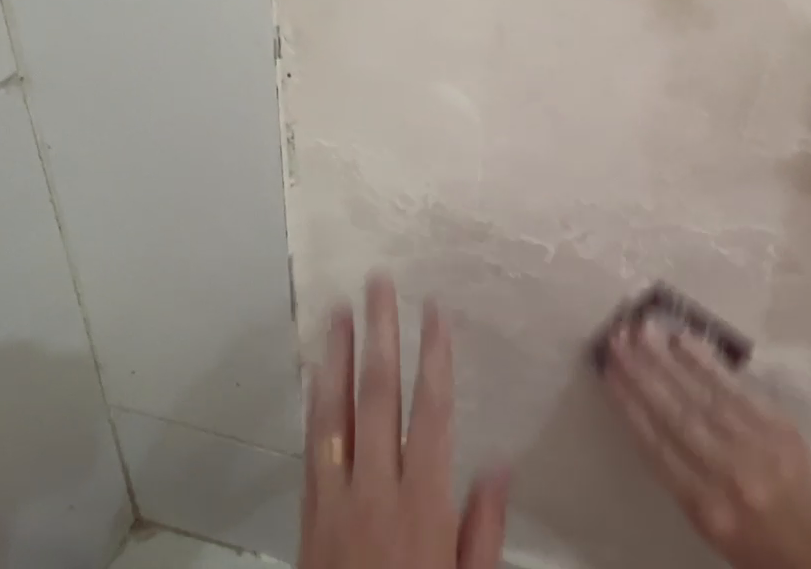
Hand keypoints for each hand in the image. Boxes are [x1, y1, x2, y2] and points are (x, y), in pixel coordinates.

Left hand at [300, 275, 511, 568]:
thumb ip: (483, 526)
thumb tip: (501, 463)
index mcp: (424, 501)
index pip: (432, 411)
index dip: (435, 357)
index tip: (435, 312)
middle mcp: (378, 487)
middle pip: (379, 396)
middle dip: (382, 334)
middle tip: (379, 284)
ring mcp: (336, 494)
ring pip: (336, 411)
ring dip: (338, 355)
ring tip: (339, 309)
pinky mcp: (308, 508)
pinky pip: (312, 442)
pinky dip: (314, 399)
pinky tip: (315, 370)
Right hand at [601, 321, 810, 568]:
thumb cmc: (770, 555)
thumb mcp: (717, 533)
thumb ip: (687, 484)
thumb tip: (656, 426)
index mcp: (707, 509)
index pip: (656, 447)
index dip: (629, 406)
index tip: (607, 373)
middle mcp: (728, 473)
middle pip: (674, 414)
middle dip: (640, 373)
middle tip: (616, 337)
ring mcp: (757, 445)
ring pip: (701, 394)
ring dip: (666, 358)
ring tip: (641, 328)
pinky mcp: (782, 427)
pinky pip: (736, 389)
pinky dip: (707, 362)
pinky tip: (685, 341)